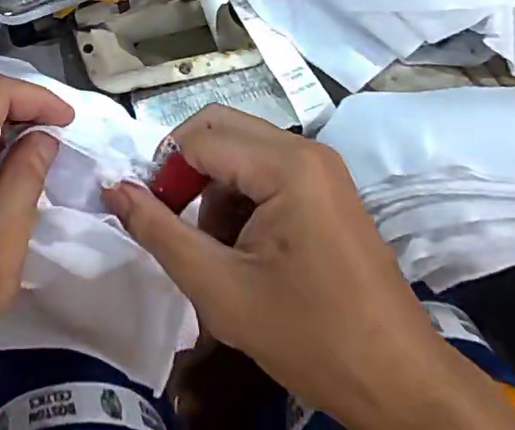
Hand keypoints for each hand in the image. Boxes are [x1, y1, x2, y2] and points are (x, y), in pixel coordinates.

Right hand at [102, 106, 514, 429]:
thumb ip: (157, 230)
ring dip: (212, 186)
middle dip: (185, 168)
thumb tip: (113, 187)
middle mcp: (305, 151)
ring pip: (239, 148)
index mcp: (285, 166)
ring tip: (214, 247)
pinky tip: (244, 248)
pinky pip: (264, 168)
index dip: (164, 173)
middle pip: (219, 128)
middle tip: (172, 216)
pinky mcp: (327, 189)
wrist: (401, 387)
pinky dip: (239, 196)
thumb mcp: (218, 288)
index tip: (151, 216)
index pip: (198, 139)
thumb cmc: (309, 335)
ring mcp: (321, 169)